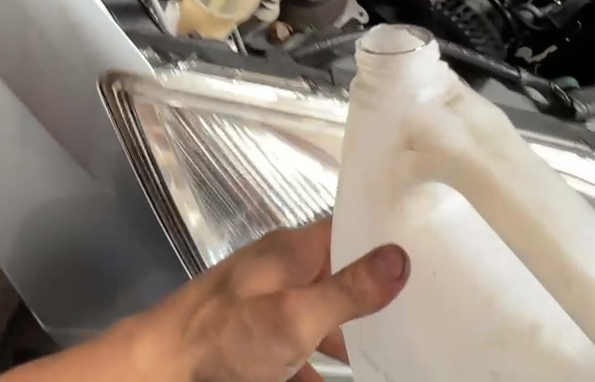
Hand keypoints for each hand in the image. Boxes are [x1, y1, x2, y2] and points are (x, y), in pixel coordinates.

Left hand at [0, 220, 408, 381]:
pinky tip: (339, 373)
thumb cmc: (229, 334)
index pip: (348, 227)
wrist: (165, 367)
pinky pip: (301, 344)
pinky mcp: (258, 335)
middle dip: (374, 294)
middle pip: (339, 273)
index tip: (429, 251)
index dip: (384, 237)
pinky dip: (320, 359)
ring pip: (322, 313)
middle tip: (424, 310)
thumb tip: (401, 255)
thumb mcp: (296, 316)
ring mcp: (269, 301)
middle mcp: (282, 268)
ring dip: (351, 334)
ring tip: (398, 347)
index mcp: (292, 249)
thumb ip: (348, 290)